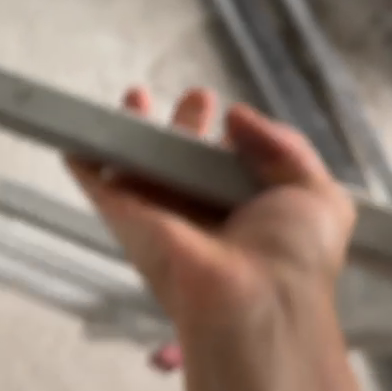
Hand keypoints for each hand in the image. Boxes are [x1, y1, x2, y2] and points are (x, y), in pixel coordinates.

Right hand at [65, 87, 355, 342]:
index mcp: (240, 204)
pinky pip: (94, 181)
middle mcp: (196, 206)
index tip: (225, 110)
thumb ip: (285, 147)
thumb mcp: (319, 196)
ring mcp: (155, 209)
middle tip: (192, 96)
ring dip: (131, 130)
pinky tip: (72, 134)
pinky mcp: (121, 213)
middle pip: (181, 158)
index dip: (223, 134)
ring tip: (135, 96)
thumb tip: (235, 114)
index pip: (225, 163)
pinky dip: (80, 158)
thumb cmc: (292, 252)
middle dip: (183, 124)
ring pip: (136, 161)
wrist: (252, 295)